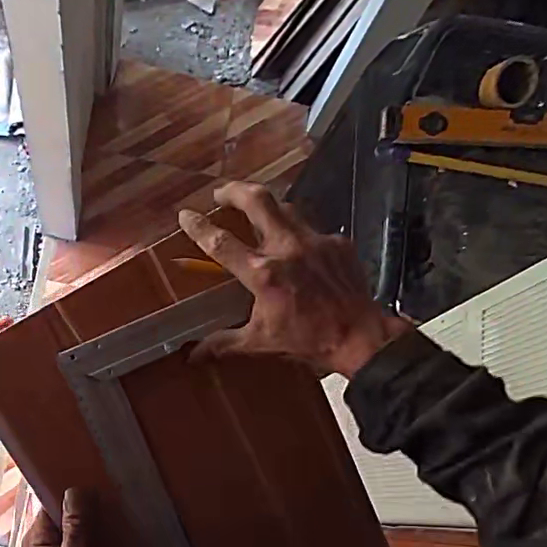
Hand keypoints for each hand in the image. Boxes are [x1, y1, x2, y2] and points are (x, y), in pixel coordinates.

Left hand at [23, 488, 103, 546]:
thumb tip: (76, 491)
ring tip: (112, 517)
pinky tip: (108, 538)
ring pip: (71, 528)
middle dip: (84, 508)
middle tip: (109, 502)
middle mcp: (40, 544)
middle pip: (62, 514)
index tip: (95, 486)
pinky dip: (91, 539)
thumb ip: (76, 528)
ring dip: (90, 525)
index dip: (71, 493)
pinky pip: (77, 543)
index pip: (51, 502)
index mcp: (36, 539)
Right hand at [178, 183, 410, 377]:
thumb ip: (224, 343)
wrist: (360, 338)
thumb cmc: (308, 340)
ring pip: (286, 208)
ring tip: (258, 214)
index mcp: (263, 273)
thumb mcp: (261, 342)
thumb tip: (194, 355)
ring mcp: (315, 241)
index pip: (222, 243)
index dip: (199, 226)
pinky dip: (300, 236)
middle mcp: (287, 248)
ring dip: (268, 207)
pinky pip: (312, 230)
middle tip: (221, 193)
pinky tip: (299, 249)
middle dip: (234, 190)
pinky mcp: (338, 243)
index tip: (186, 215)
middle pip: (257, 200)